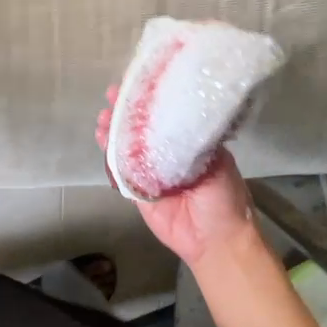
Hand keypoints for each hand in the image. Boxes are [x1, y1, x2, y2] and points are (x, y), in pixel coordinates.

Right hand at [96, 85, 258, 266]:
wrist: (214, 240)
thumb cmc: (224, 200)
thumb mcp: (218, 162)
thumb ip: (196, 141)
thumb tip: (176, 115)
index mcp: (191, 146)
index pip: (168, 118)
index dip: (152, 103)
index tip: (139, 86)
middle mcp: (169, 157)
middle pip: (142, 131)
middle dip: (126, 114)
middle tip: (113, 97)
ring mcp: (151, 174)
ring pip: (128, 149)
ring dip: (114, 132)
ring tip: (102, 117)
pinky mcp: (137, 192)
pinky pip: (121, 172)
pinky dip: (110, 157)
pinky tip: (102, 141)